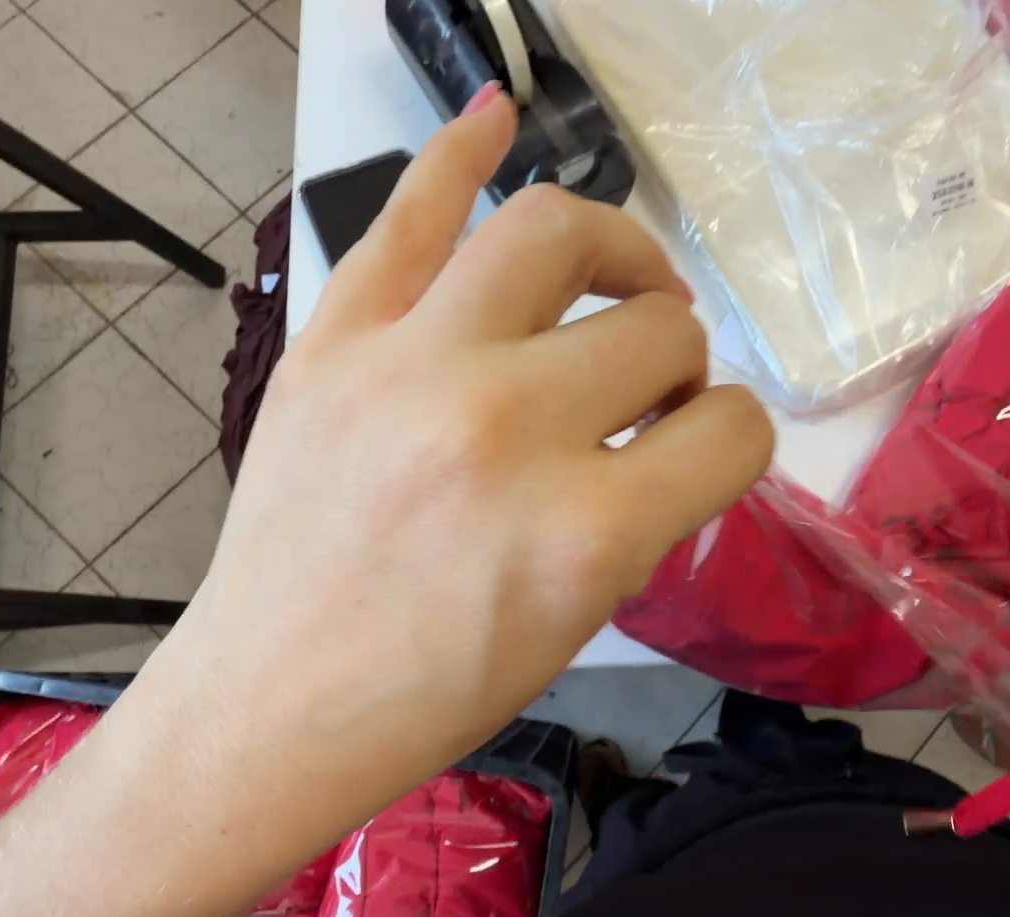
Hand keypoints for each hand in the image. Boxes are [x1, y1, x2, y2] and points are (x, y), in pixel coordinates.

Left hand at [144, 85, 771, 826]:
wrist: (275, 705)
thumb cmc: (437, 692)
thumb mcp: (580, 619)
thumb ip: (646, 512)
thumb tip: (676, 427)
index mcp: (586, 532)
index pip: (734, 433)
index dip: (734, 441)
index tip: (700, 452)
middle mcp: (507, 430)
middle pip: (661, 330)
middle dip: (678, 362)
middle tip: (646, 393)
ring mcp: (410, 368)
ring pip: (557, 233)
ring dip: (618, 254)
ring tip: (617, 285)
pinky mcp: (334, 342)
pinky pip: (408, 211)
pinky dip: (460, 153)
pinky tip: (499, 119)